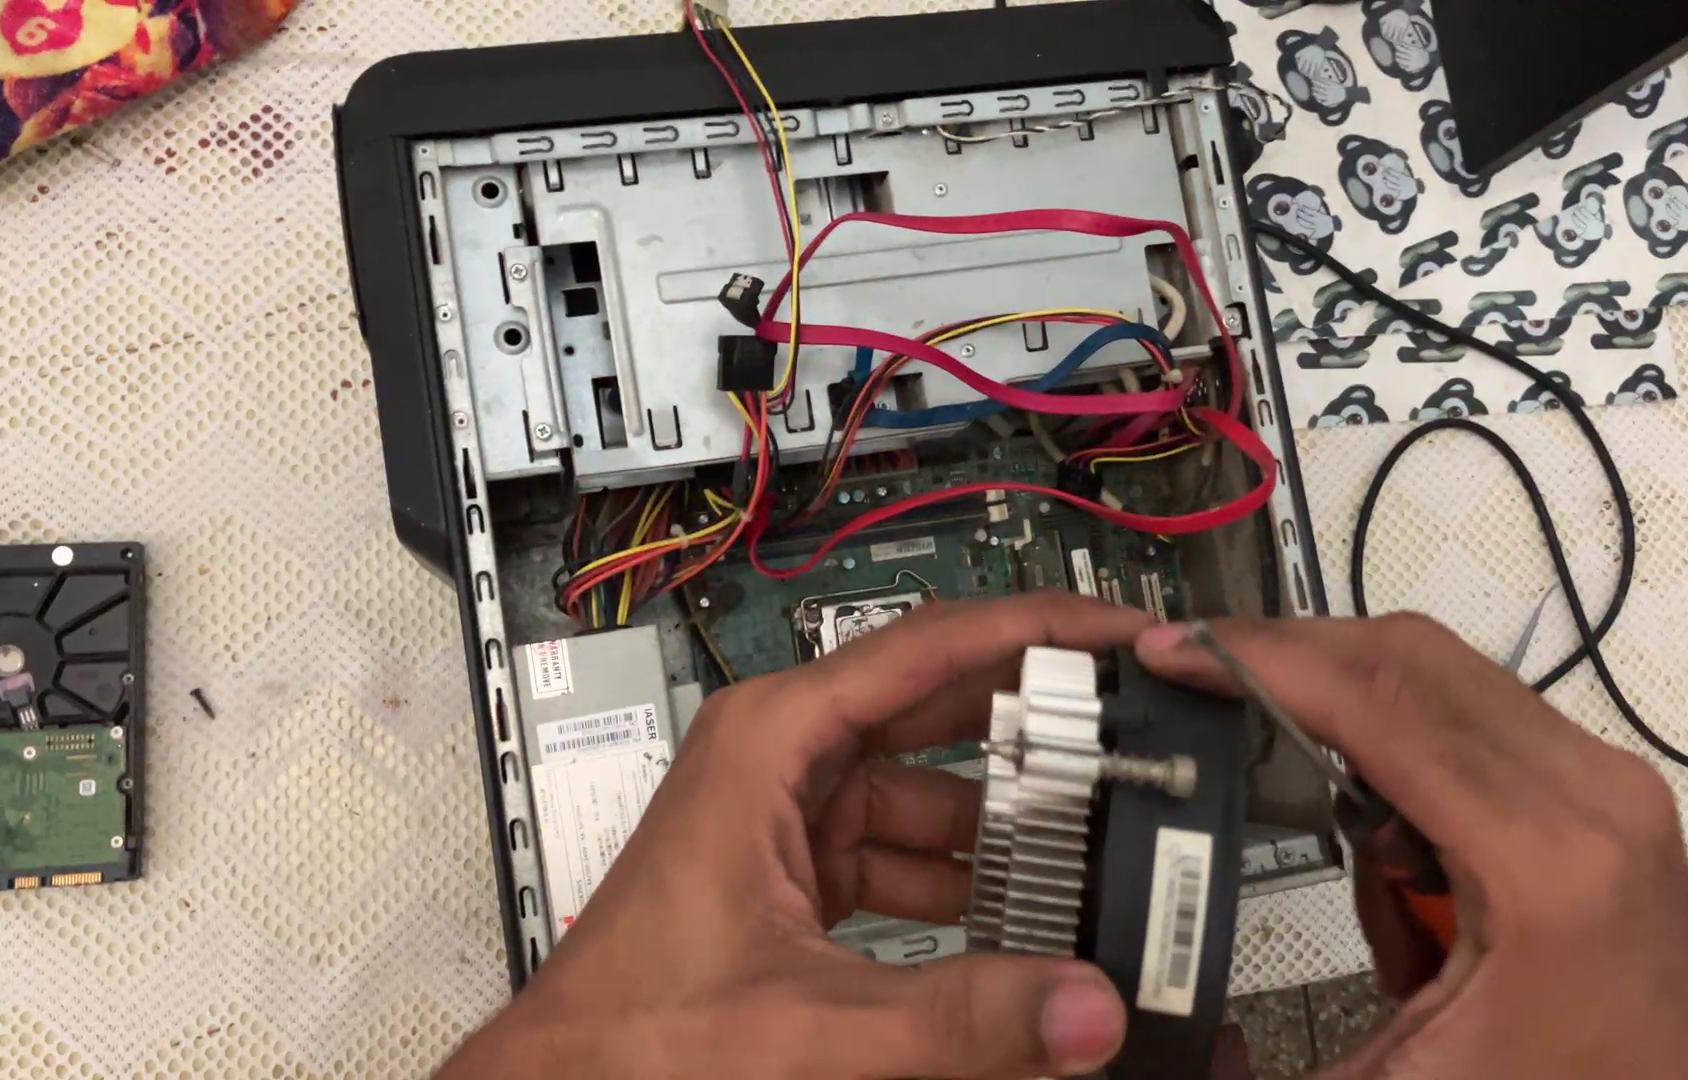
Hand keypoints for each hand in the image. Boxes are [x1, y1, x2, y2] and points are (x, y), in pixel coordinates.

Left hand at [439, 592, 1155, 1079]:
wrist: (565, 1078)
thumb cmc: (641, 1030)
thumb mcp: (812, 1027)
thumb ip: (962, 1022)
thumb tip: (1088, 1009)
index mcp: (777, 734)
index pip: (927, 648)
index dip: (1030, 628)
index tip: (1107, 627)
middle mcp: (790, 745)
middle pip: (935, 700)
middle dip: (1032, 712)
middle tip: (1122, 716)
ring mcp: (799, 796)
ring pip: (928, 780)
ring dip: (1002, 813)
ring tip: (1091, 831)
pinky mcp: (807, 848)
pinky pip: (905, 837)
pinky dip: (962, 868)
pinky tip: (1020, 904)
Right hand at [1136, 615, 1687, 1079]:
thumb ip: (1261, 1066)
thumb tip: (1157, 1027)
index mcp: (1544, 859)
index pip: (1372, 699)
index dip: (1256, 657)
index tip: (1169, 649)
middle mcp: (1585, 790)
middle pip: (1396, 653)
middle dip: (1275, 647)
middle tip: (1187, 666)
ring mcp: (1595, 773)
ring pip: (1425, 660)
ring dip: (1321, 673)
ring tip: (1248, 714)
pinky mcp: (1585, 773)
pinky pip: (1453, 692)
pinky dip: (1372, 705)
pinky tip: (1340, 773)